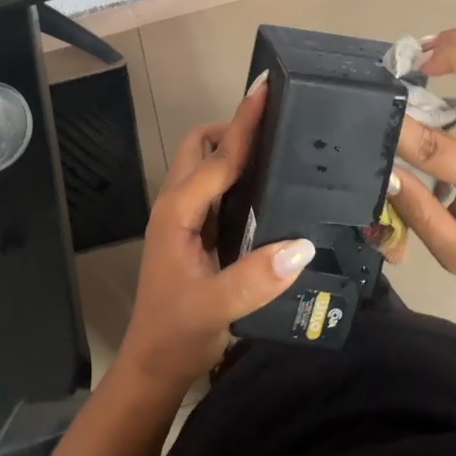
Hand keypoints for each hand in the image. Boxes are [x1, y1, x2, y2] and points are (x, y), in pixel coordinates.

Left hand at [116, 74, 315, 388]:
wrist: (153, 367)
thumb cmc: (177, 334)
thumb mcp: (215, 309)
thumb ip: (255, 279)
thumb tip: (302, 244)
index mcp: (178, 211)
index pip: (219, 156)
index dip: (245, 122)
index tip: (267, 88)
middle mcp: (177, 204)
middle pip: (201, 145)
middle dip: (233, 127)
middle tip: (277, 124)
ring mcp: (184, 217)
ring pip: (205, 162)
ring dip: (233, 147)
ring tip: (278, 145)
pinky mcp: (195, 231)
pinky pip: (215, 185)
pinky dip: (237, 172)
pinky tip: (267, 186)